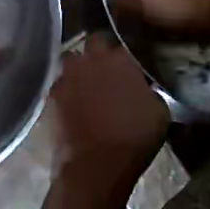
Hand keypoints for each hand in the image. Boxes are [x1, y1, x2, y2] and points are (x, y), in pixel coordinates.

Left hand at [51, 34, 169, 184]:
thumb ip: (150, 90)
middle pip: (93, 40)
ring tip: (86, 83)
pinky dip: (65, 91)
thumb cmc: (134, 137)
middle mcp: (92, 59)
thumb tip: (146, 87)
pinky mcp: (50, 98)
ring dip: (78, 67)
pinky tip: (72, 105)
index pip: (125, 41)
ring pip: (70, 59)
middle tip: (107, 68)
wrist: (95, 168)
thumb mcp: (159, 111)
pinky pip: (58, 84)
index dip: (127, 52)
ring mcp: (68, 77)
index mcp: (122, 58)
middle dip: (99, 50)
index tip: (132, 64)